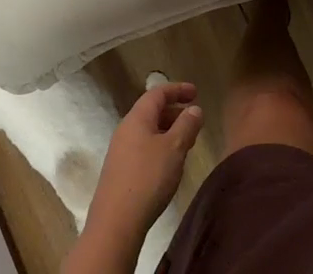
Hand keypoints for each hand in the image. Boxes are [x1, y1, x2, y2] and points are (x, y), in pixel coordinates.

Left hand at [82, 82, 202, 245]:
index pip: (157, 93)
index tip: (196, 93)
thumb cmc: (148, 178)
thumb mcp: (174, 148)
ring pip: (148, 131)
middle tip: (194, 120)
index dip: (177, 89)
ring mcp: (120, 151)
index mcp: (137, 118)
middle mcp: (125, 130)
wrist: (116, 222)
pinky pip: (143, 147)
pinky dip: (160, 146)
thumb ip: (186, 125)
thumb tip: (194, 108)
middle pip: (151, 111)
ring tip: (187, 142)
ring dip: (168, 130)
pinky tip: (170, 163)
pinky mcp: (120, 170)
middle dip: (174, 111)